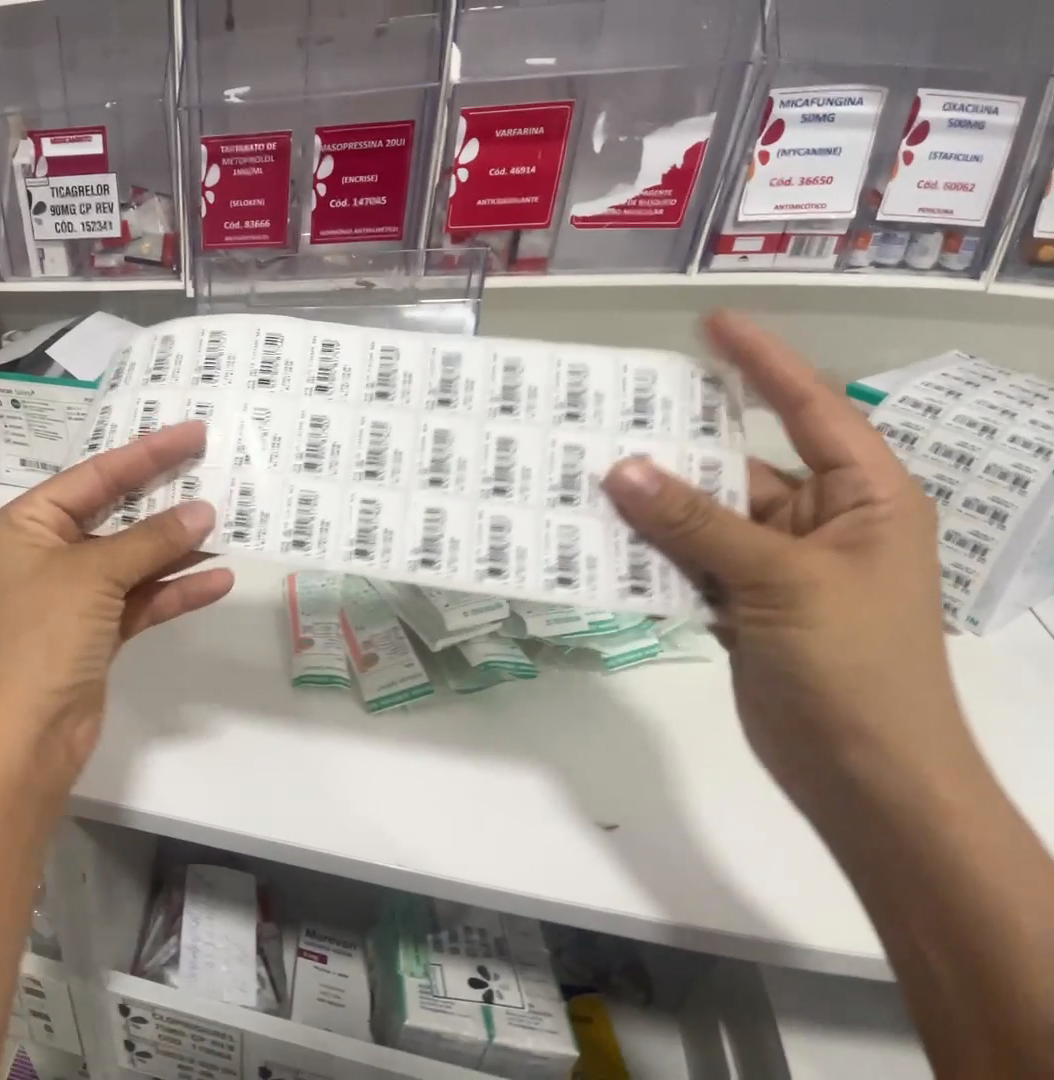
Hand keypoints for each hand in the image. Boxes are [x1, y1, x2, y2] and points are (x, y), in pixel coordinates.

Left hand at [0, 421, 234, 781]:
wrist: (23, 734)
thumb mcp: (94, 576)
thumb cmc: (42, 636)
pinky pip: (141, 599)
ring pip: (133, 558)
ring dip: (176, 546)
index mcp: (28, 524)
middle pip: (114, 513)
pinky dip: (175, 590)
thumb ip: (149, 540)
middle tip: (215, 466)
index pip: (94, 477)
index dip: (146, 453)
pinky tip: (217, 579)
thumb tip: (202, 511)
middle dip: (163, 495)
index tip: (193, 433)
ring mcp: (73, 595)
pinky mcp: (96, 632)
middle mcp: (47, 552)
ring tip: (227, 524)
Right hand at [601, 312, 968, 810]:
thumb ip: (697, 524)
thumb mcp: (778, 581)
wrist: (865, 772)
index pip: (811, 412)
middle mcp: (821, 524)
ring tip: (579, 477)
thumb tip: (620, 469)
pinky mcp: (742, 606)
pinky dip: (646, 554)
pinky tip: (595, 541)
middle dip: (675, 447)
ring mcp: (777, 568)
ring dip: (649, 507)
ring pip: (701, 519)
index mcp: (865, 500)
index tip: (711, 324)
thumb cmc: (852, 664)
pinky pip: (686, 562)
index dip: (763, 364)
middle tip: (604, 415)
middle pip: (739, 467)